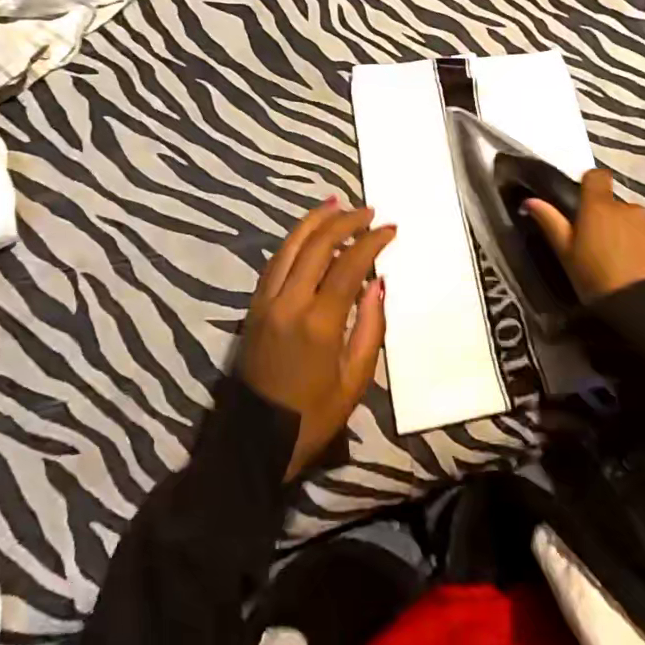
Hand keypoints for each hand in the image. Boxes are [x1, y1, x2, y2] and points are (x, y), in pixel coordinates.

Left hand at [238, 198, 394, 479]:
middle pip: (316, 245)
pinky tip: (308, 234)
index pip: (348, 264)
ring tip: (336, 204)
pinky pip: (275, 263)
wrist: (255, 440)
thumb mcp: (355, 379)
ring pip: (289, 247)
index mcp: (319, 322)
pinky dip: (293, 242)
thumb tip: (378, 283)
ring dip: (314, 222)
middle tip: (368, 211)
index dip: (371, 241)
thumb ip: (371, 327)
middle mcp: (288, 303)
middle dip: (345, 222)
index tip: (391, 229)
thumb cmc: (314, 415)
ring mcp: (266, 303)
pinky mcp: (253, 308)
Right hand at [523, 169, 644, 302]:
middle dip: (612, 222)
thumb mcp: (567, 257)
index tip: (585, 205)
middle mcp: (631, 208)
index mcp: (600, 208)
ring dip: (633, 236)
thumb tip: (531, 200)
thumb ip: (552, 224)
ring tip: (628, 266)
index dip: (591, 186)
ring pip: (640, 224)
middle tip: (603, 251)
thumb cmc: (597, 281)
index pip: (596, 177)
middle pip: (617, 206)